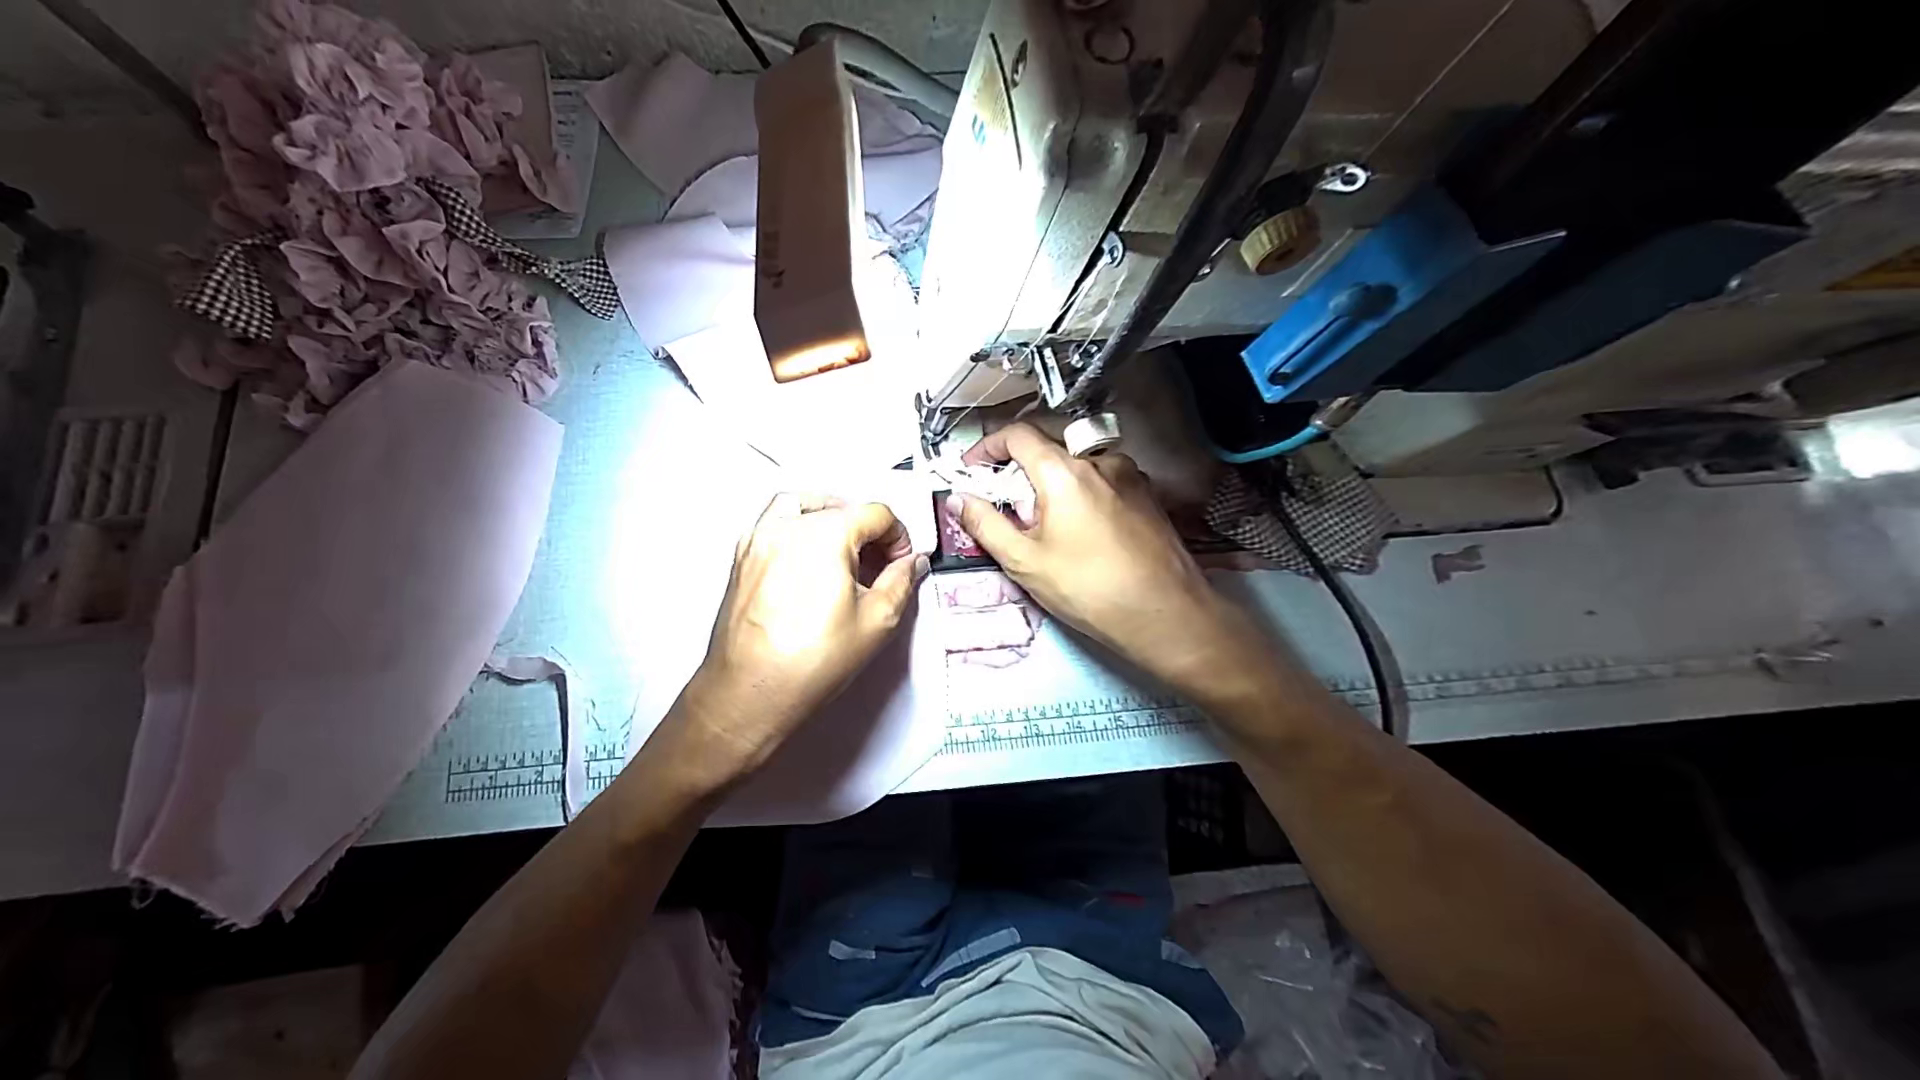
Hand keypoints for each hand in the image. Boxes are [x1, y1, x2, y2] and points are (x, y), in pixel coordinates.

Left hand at [667, 493, 928, 787]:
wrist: (749, 692)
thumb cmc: (800, 665)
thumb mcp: (876, 622)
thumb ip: (901, 582)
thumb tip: (909, 566)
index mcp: (824, 534)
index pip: (875, 513)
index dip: (898, 536)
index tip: (900, 559)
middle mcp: (787, 528)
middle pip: (842, 506)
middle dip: (868, 532)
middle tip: (881, 564)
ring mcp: (759, 540)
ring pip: (806, 506)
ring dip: (833, 521)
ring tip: (847, 556)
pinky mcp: (743, 557)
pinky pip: (777, 522)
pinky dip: (801, 529)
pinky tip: (813, 563)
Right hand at [950, 423, 1268, 699]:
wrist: (1166, 614)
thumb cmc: (1091, 589)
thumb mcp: (1025, 562)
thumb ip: (986, 525)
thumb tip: (960, 499)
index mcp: (1065, 471)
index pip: (1017, 434)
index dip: (987, 446)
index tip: (973, 469)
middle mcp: (1100, 461)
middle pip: (1048, 445)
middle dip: (1019, 467)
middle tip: (1004, 501)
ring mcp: (1129, 476)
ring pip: (1078, 464)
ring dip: (1052, 481)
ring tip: (1045, 522)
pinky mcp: (1147, 495)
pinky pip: (1103, 480)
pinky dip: (1081, 491)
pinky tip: (1081, 530)